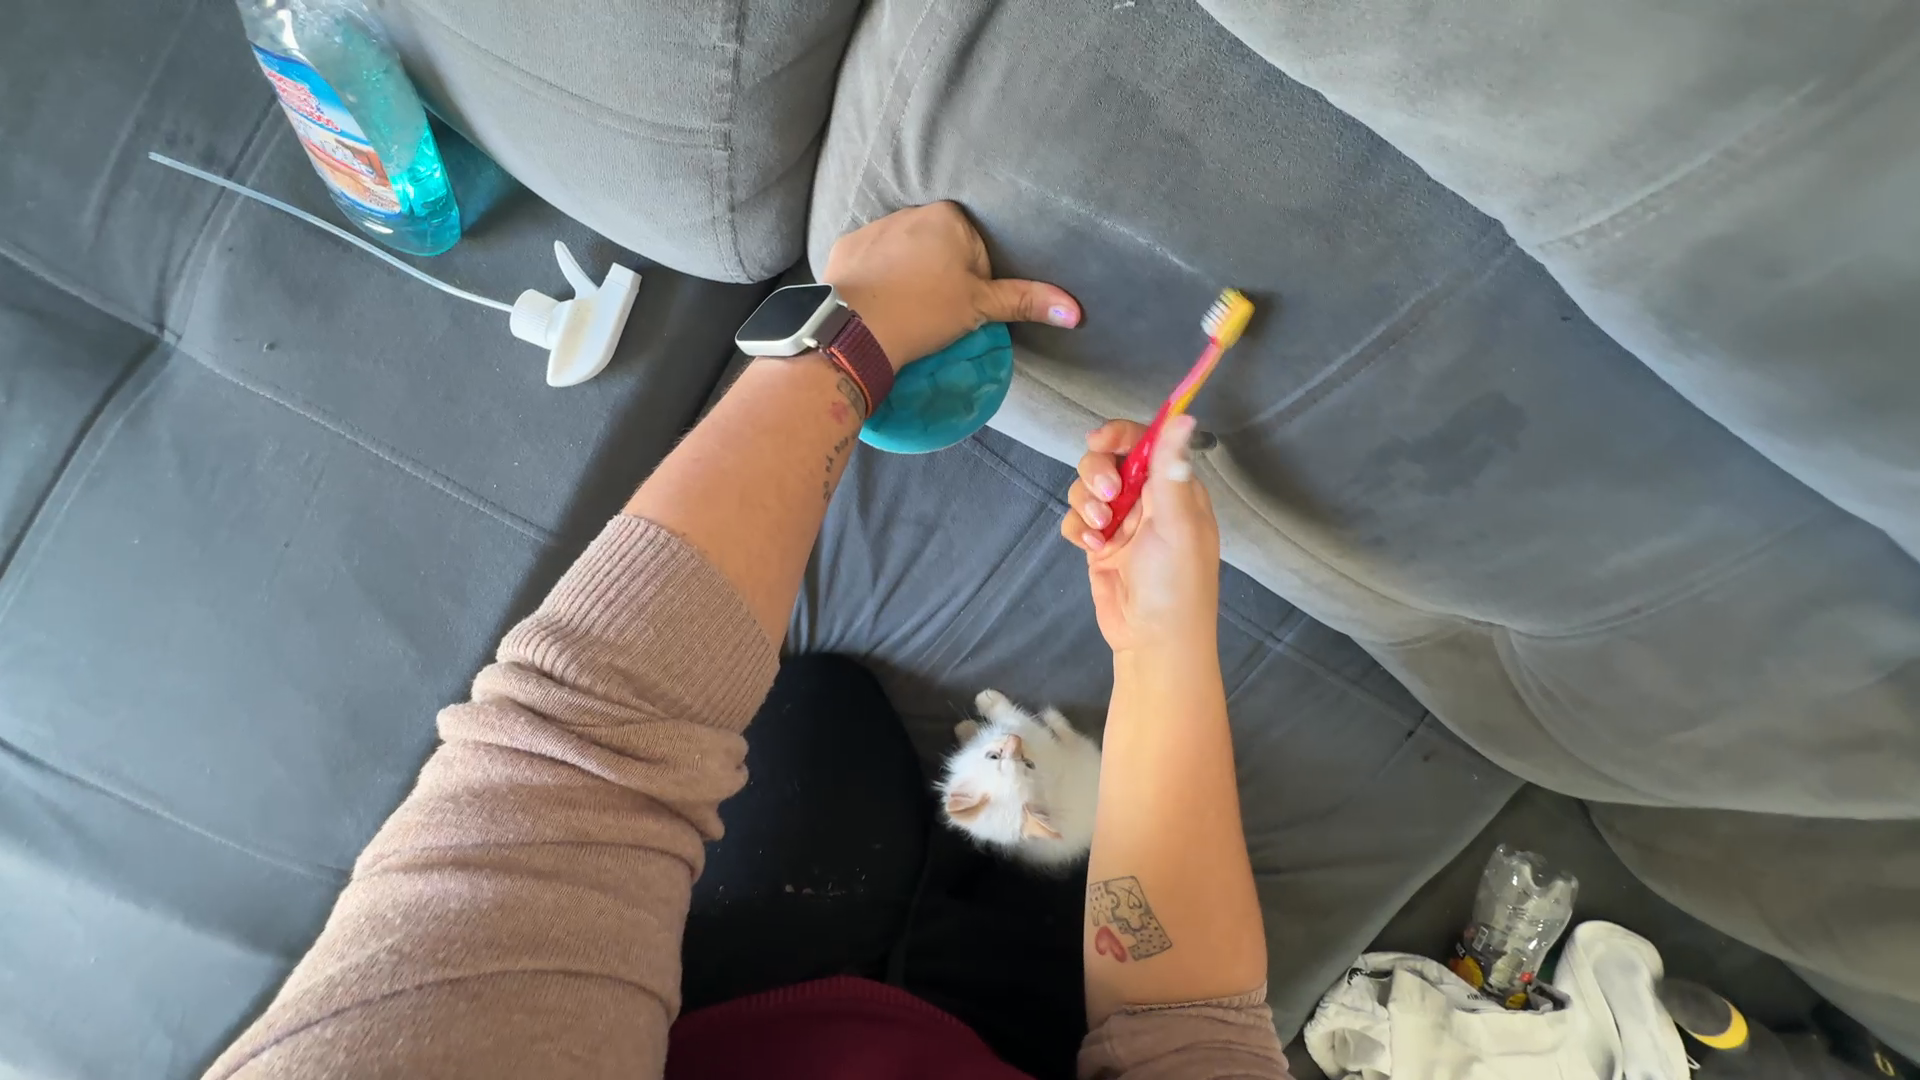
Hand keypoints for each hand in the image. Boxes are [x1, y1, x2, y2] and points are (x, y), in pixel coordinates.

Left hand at [822, 202, 1080, 370]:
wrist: (857, 330)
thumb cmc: (925, 313)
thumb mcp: (980, 308)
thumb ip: (1025, 302)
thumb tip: (1076, 311)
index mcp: (950, 218)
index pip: (977, 253)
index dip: (975, 286)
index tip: (961, 310)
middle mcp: (912, 211)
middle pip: (940, 250)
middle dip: (942, 278)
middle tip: (933, 314)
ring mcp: (875, 227)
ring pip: (906, 255)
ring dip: (909, 277)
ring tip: (905, 310)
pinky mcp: (847, 248)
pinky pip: (871, 262)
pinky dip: (876, 280)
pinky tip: (877, 303)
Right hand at [1061, 416, 1220, 654]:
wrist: (1152, 640)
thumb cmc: (1176, 581)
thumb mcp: (1177, 523)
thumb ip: (1170, 469)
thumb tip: (1184, 415)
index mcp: (1174, 489)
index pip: (1144, 443)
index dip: (1119, 436)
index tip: (1099, 441)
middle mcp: (1146, 500)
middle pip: (1107, 460)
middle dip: (1096, 474)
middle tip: (1106, 497)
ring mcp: (1120, 523)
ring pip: (1085, 488)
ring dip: (1085, 503)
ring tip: (1100, 531)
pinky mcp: (1098, 545)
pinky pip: (1075, 520)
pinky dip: (1077, 530)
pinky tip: (1091, 549)